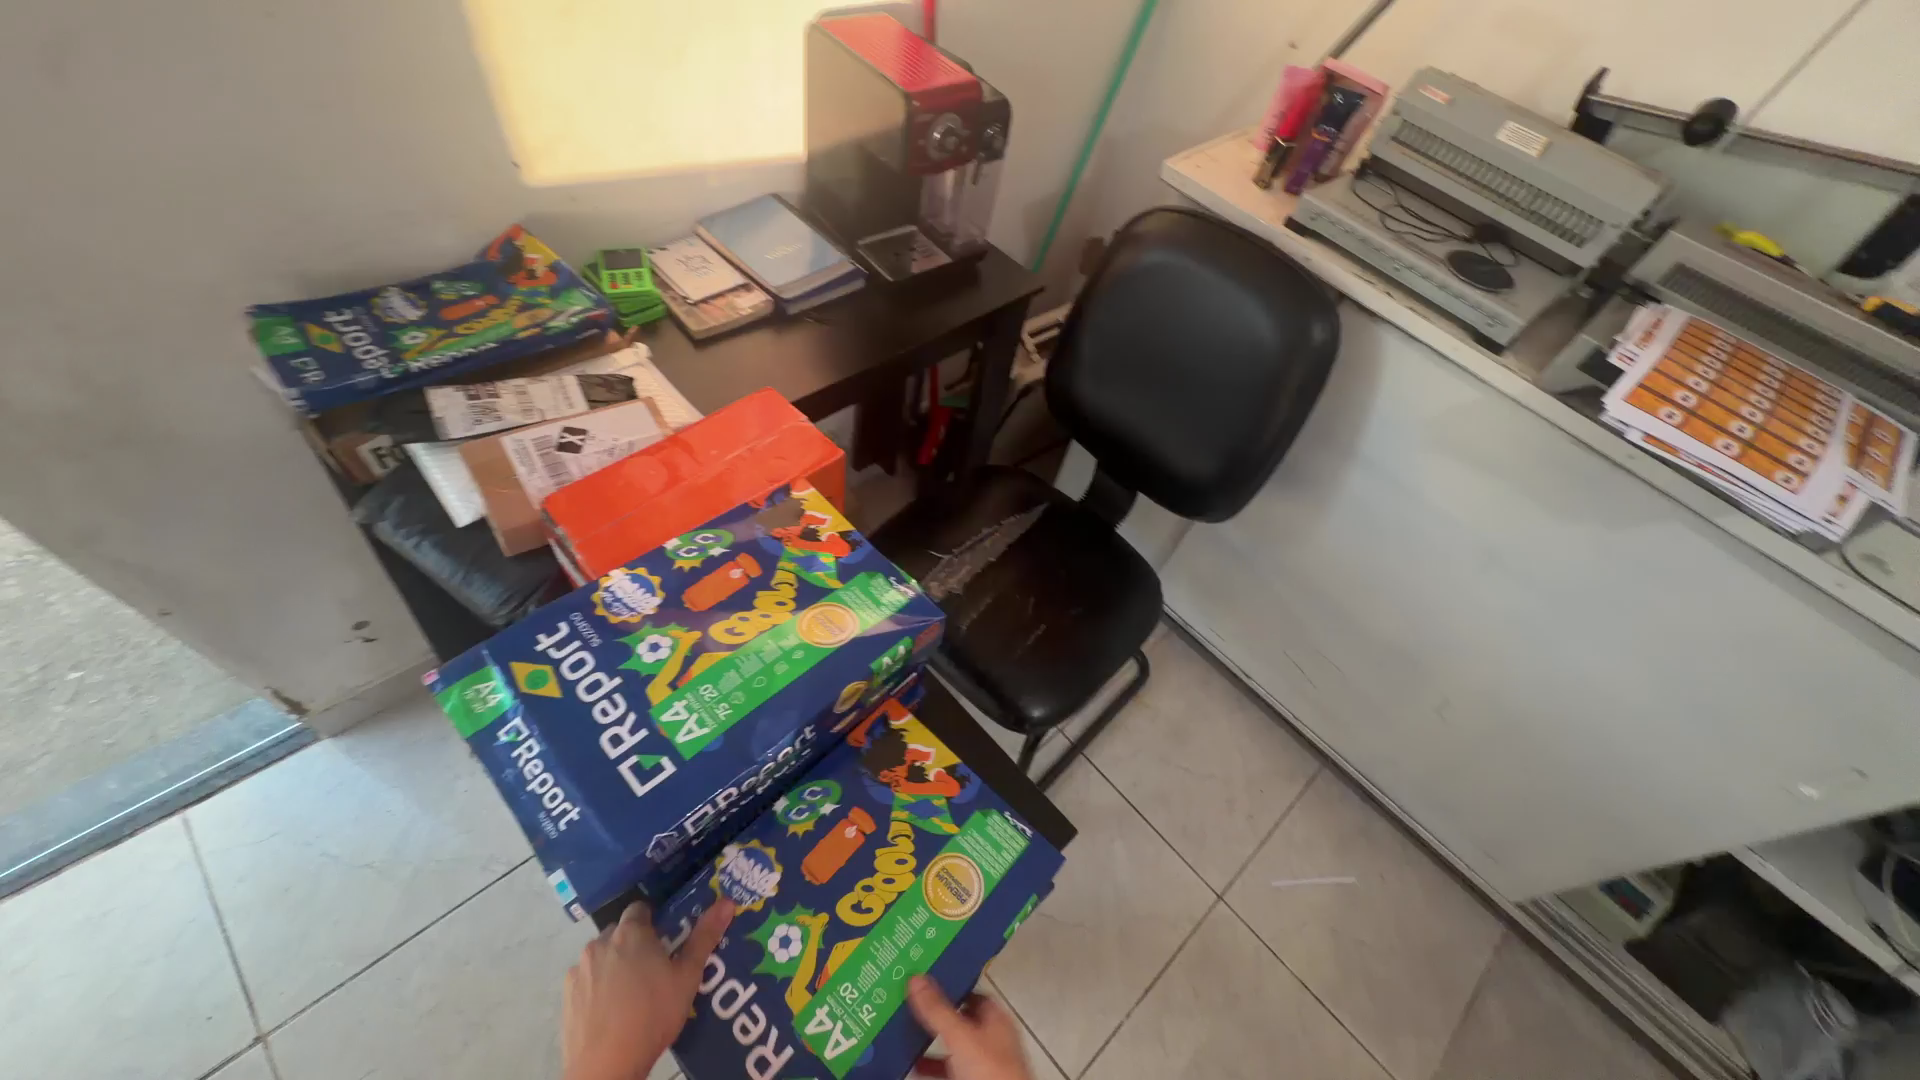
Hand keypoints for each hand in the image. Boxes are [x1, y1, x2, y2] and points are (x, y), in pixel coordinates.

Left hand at [561, 898, 735, 1079]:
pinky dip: (598, 986)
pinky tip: (611, 1010)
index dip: (654, 921)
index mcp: (631, 932)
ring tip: (633, 993)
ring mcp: (579, 969)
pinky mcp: (567, 995)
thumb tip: (727, 902)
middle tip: (655, 968)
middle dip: (635, 943)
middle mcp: (600, 943)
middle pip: (620, 932)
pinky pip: (587, 979)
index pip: (640, 909)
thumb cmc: (653, 1015)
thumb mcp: (687, 977)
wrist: (607, 1067)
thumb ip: (705, 937)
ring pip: (602, 956)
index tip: (667, 940)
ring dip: (615, 963)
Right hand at [908, 975, 1034, 1079]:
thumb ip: (938, 1010)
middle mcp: (992, 1037)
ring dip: (932, 1041)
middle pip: (960, 1019)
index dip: (949, 986)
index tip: (923, 982)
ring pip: (953, 1046)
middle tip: (908, 1006)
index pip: (972, 992)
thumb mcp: (960, 1037)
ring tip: (904, 1034)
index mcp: (996, 1018)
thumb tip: (916, 976)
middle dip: (936, 1015)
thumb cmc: (988, 1071)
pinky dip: (932, 1066)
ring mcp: (984, 1063)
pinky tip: (914, 1066)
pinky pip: (949, 1069)